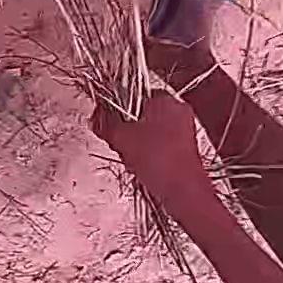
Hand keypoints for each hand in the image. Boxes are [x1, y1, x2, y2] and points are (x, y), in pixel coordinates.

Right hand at [91, 92, 209, 201]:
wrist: (182, 190)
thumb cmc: (160, 161)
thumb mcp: (120, 137)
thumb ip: (105, 123)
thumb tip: (97, 117)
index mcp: (165, 99)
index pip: (135, 92)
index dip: (117, 104)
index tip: (106, 114)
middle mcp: (179, 110)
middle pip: (143, 111)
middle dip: (127, 124)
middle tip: (115, 135)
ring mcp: (185, 129)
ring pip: (151, 127)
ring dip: (137, 138)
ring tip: (127, 152)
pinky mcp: (186, 147)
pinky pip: (161, 141)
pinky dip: (149, 149)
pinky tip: (140, 162)